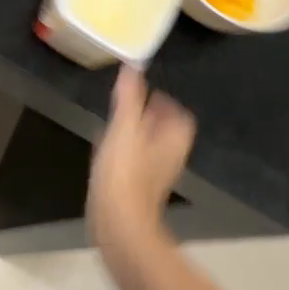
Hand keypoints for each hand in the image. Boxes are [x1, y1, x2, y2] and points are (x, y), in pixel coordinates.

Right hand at [88, 66, 195, 254]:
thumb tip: (133, 66)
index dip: (167, 103)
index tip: (150, 93)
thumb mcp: (124, 128)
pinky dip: (127, 153)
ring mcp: (155, 176)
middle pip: (167, 132)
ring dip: (139, 135)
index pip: (180, 116)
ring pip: (151, 148)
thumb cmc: (124, 173)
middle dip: (152, 117)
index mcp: (173, 140)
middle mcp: (170, 157)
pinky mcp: (138, 190)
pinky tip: (108, 153)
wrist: (118, 223)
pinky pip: (137, 163)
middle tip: (131, 105)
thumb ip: (129, 97)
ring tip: (117, 125)